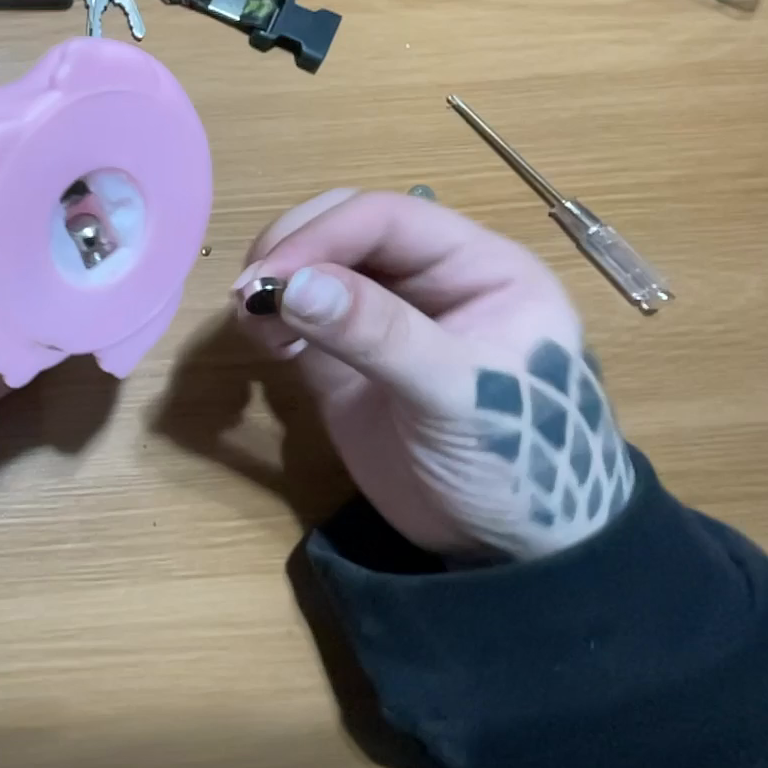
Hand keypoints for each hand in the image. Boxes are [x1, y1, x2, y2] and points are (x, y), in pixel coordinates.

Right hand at [236, 189, 635, 560]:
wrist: (506, 548)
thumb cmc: (517, 462)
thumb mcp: (458, 396)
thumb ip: (378, 335)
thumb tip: (289, 287)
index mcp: (478, 268)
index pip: (386, 219)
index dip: (321, 237)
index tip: (267, 278)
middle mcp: (426, 280)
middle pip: (340, 228)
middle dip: (289, 252)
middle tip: (250, 294)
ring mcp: (379, 318)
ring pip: (311, 266)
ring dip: (273, 283)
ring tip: (255, 324)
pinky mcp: (340, 357)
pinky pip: (294, 315)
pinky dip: (268, 319)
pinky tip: (267, 346)